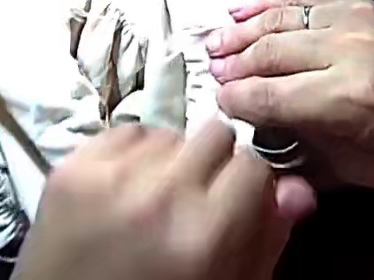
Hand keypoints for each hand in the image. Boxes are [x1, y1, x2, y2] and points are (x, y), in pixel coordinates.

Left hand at [14, 120, 316, 279]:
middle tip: (195, 199)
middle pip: (213, 133)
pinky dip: (131, 155)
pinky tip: (124, 191)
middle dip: (213, 164)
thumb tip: (299, 187)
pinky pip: (125, 130)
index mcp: (202, 236)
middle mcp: (159, 193)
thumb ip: (263, 243)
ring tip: (154, 200)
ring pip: (170, 131)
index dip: (250, 185)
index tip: (238, 202)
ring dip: (170, 159)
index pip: (253, 165)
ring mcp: (109, 173)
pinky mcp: (73, 164)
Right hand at [207, 0, 373, 201]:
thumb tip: (249, 117)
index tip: (216, 101)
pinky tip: (239, 8)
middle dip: (235, 62)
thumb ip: (299, 140)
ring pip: (281, 19)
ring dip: (242, 29)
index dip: (239, 98)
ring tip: (214, 40)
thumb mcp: (355, 170)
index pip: (275, 95)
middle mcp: (352, 48)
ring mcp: (356, 17)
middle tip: (209, 70)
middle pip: (273, 51)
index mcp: (354, 97)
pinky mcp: (358, 1)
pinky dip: (267, 3)